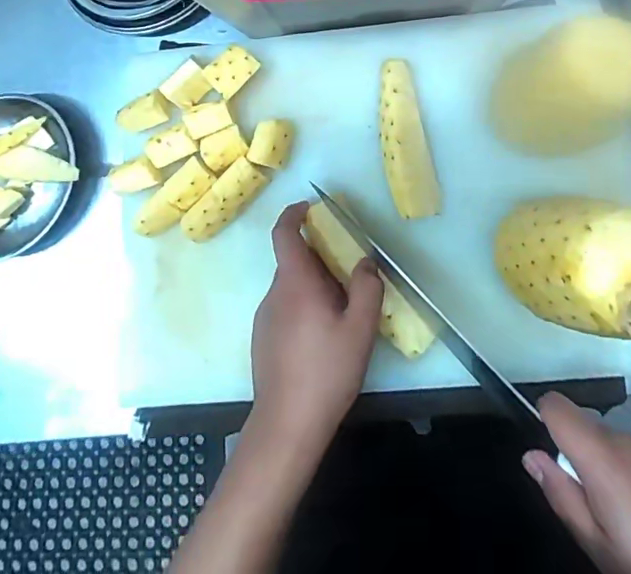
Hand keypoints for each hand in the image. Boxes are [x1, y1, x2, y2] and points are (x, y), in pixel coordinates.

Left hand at [248, 202, 383, 452]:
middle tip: (350, 274)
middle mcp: (274, 293)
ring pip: (291, 287)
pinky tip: (323, 338)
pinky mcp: (263, 337)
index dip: (294, 214)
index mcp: (294, 282)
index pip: (284, 233)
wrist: (286, 422)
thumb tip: (365, 262)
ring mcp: (265, 316)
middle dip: (320, 258)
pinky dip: (304, 306)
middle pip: (293, 261)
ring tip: (343, 313)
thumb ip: (367, 289)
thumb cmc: (326, 371)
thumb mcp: (360, 330)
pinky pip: (285, 307)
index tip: (310, 207)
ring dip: (314, 285)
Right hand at [523, 393, 630, 573]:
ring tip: (627, 528)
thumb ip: (562, 497)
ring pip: (615, 448)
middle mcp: (630, 441)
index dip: (542, 422)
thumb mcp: (600, 547)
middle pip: (586, 429)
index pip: (555, 404)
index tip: (551, 462)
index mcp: (602, 454)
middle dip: (578, 459)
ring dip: (609, 474)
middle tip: (592, 512)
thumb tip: (532, 457)